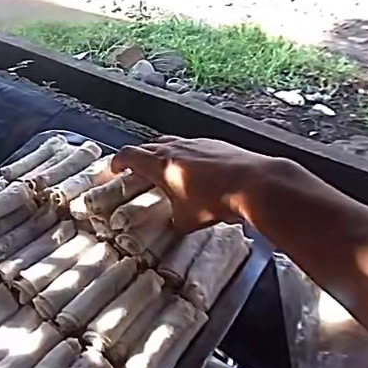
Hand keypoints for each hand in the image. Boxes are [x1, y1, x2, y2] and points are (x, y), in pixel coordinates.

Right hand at [111, 136, 291, 228]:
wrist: (254, 184)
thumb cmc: (216, 200)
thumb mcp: (187, 220)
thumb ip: (175, 220)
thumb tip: (175, 224)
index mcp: (161, 164)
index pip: (129, 155)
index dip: (118, 162)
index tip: (114, 168)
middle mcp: (176, 147)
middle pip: (148, 146)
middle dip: (139, 157)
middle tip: (136, 169)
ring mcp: (197, 143)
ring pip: (171, 143)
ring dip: (163, 153)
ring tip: (165, 169)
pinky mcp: (216, 144)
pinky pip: (193, 146)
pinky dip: (187, 155)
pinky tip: (196, 170)